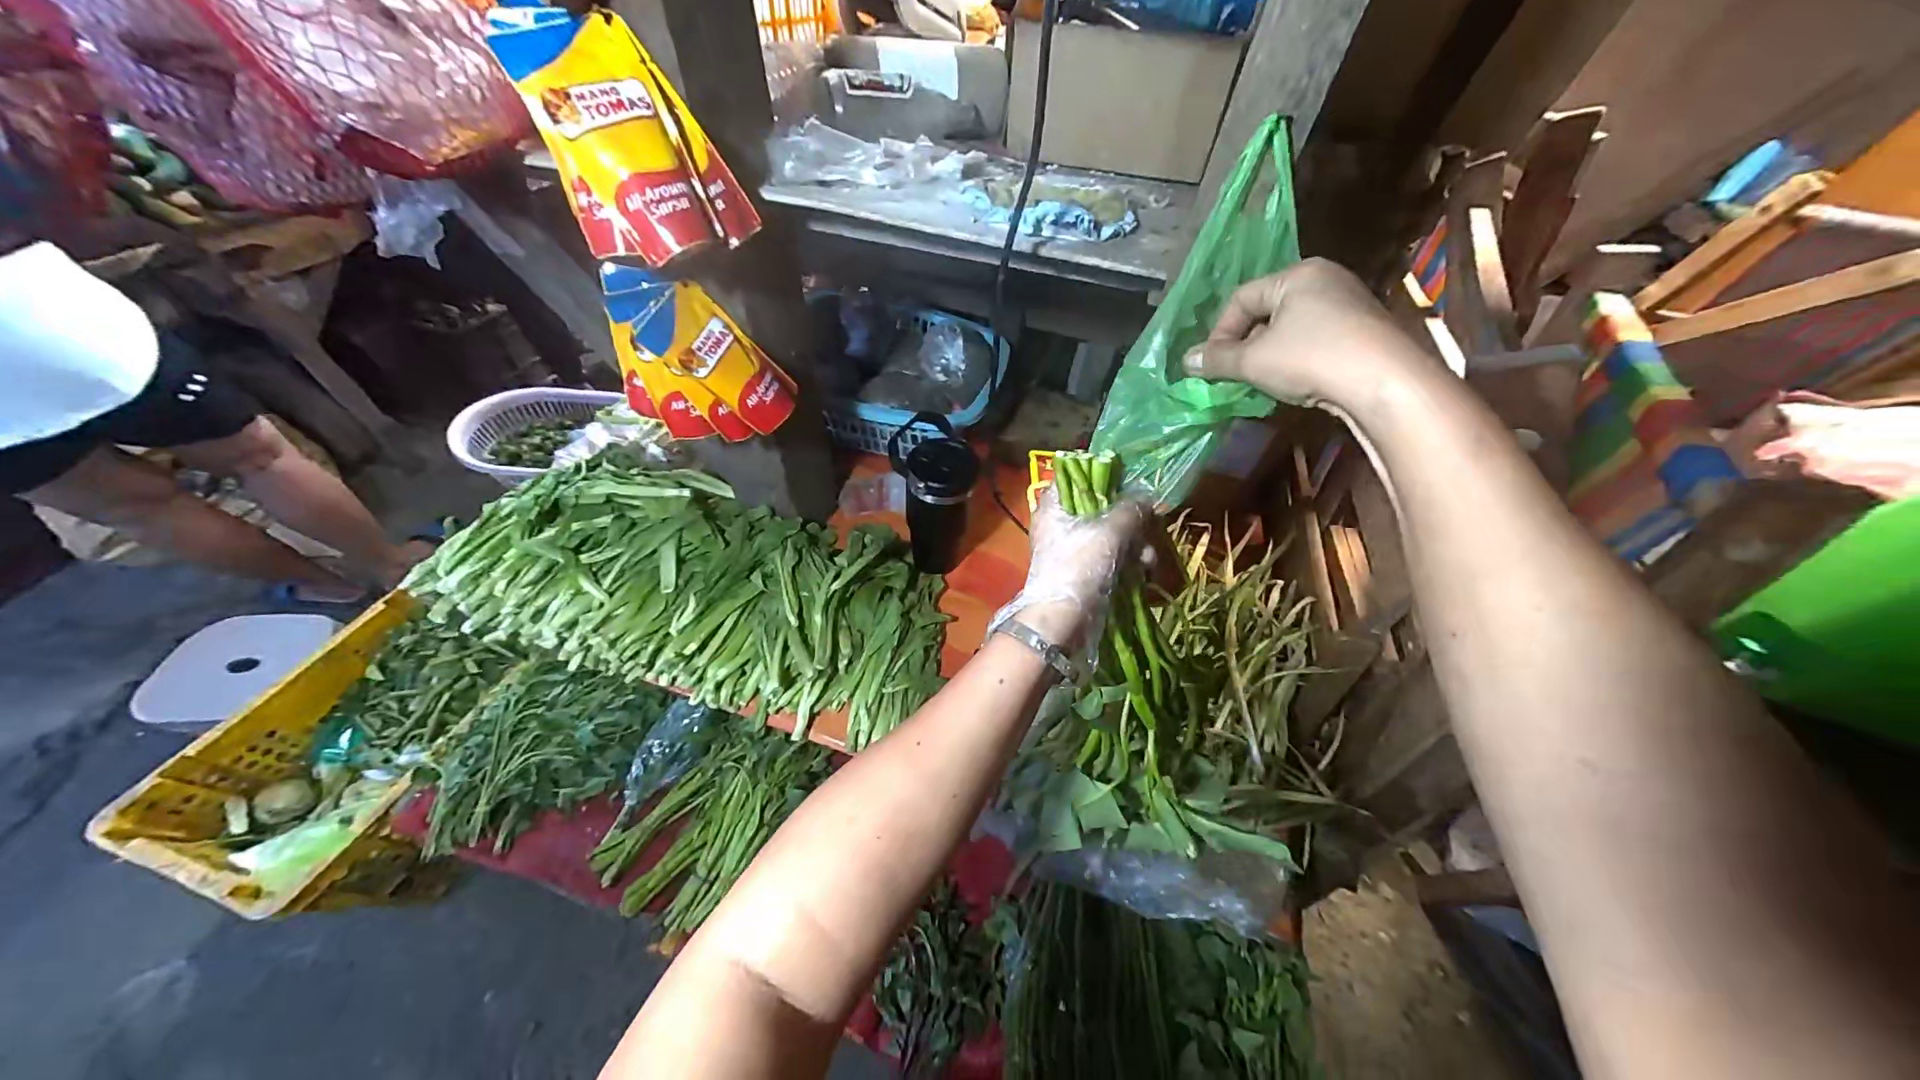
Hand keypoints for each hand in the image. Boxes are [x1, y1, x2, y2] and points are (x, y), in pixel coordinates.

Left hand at [990, 489, 1150, 659]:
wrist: (1061, 622)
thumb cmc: (1078, 567)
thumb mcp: (1109, 531)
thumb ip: (1131, 509)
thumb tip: (1147, 498)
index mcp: (1054, 506)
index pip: (1076, 475)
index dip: (1104, 476)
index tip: (1131, 483)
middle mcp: (1060, 523)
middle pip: (1102, 508)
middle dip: (1132, 521)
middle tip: (1150, 530)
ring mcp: (1072, 549)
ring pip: (1111, 535)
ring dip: (1136, 545)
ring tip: (1148, 562)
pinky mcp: (1084, 572)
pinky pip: (1111, 558)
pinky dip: (1128, 563)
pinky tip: (1145, 574)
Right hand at [1181, 258, 1425, 406]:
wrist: (1384, 381)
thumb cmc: (1311, 358)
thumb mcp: (1254, 360)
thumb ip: (1217, 359)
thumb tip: (1186, 360)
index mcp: (1297, 274)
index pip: (1242, 298)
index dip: (1219, 332)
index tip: (1211, 363)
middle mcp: (1325, 280)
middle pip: (1267, 311)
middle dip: (1245, 344)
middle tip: (1233, 373)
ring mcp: (1349, 304)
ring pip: (1291, 328)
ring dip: (1268, 355)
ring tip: (1261, 381)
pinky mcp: (1363, 330)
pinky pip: (1315, 339)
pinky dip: (1295, 359)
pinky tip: (1294, 382)